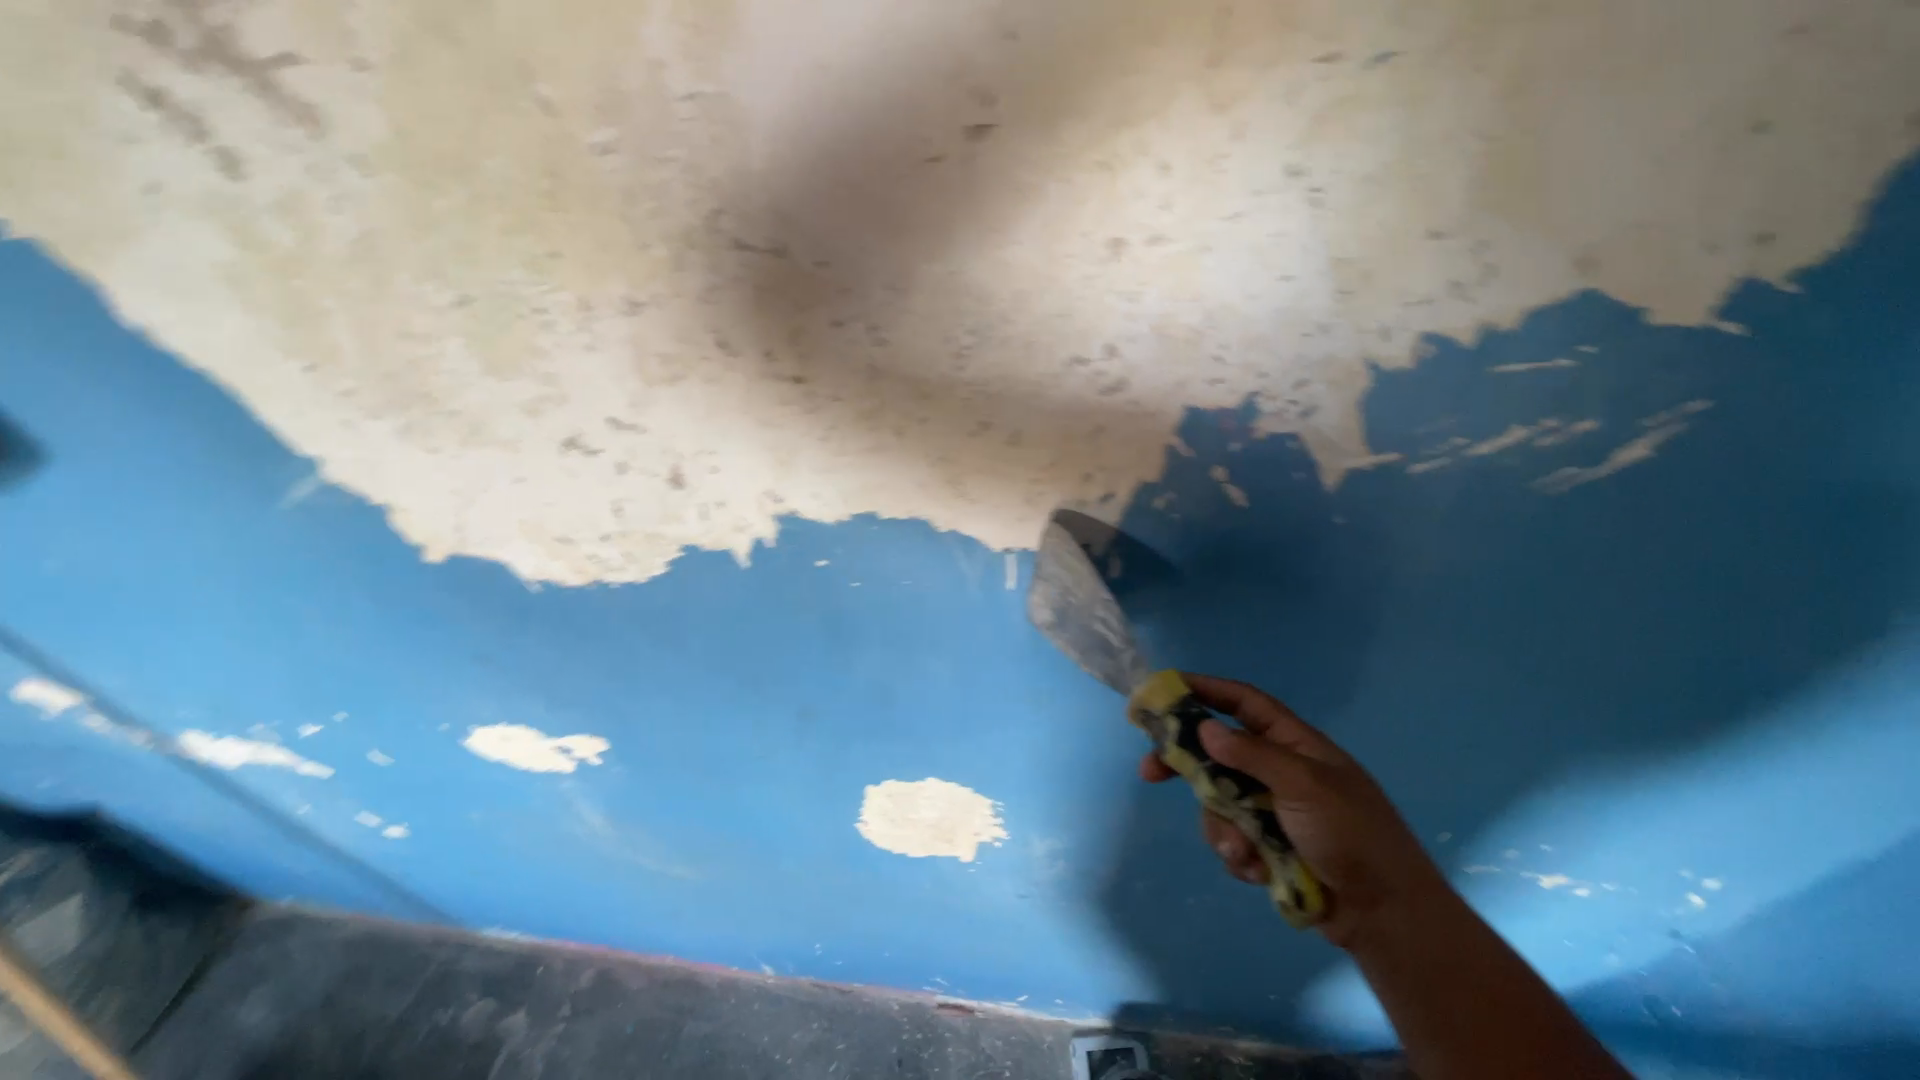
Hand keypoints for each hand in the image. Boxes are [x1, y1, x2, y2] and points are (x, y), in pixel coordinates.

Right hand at [1139, 673, 1450, 948]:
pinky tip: (1259, 872)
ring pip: (1219, 804)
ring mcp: (1273, 811)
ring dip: (1223, 829)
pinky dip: (1239, 856)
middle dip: (1186, 767)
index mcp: (1295, 745)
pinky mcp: (1269, 848)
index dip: (1206, 690)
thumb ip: (1251, 755)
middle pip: (1218, 754)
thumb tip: (1205, 728)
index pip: (1244, 703)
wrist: (1385, 912)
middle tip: (1149, 773)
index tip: (1165, 690)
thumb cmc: (1351, 834)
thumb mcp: (1303, 785)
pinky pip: (1232, 841)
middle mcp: (1280, 772)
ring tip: (1244, 852)